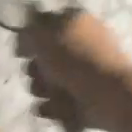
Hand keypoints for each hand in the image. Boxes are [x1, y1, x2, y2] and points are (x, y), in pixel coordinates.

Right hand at [18, 10, 131, 131]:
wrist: (109, 95)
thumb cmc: (74, 60)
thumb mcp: (41, 36)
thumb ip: (27, 33)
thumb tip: (25, 38)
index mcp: (75, 22)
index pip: (45, 24)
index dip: (30, 38)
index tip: (22, 52)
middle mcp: (83, 45)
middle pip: (45, 58)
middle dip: (36, 71)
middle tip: (38, 75)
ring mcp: (87, 73)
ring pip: (50, 83)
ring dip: (44, 92)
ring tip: (52, 96)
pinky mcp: (89, 99)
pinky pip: (62, 104)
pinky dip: (58, 109)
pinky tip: (60, 109)